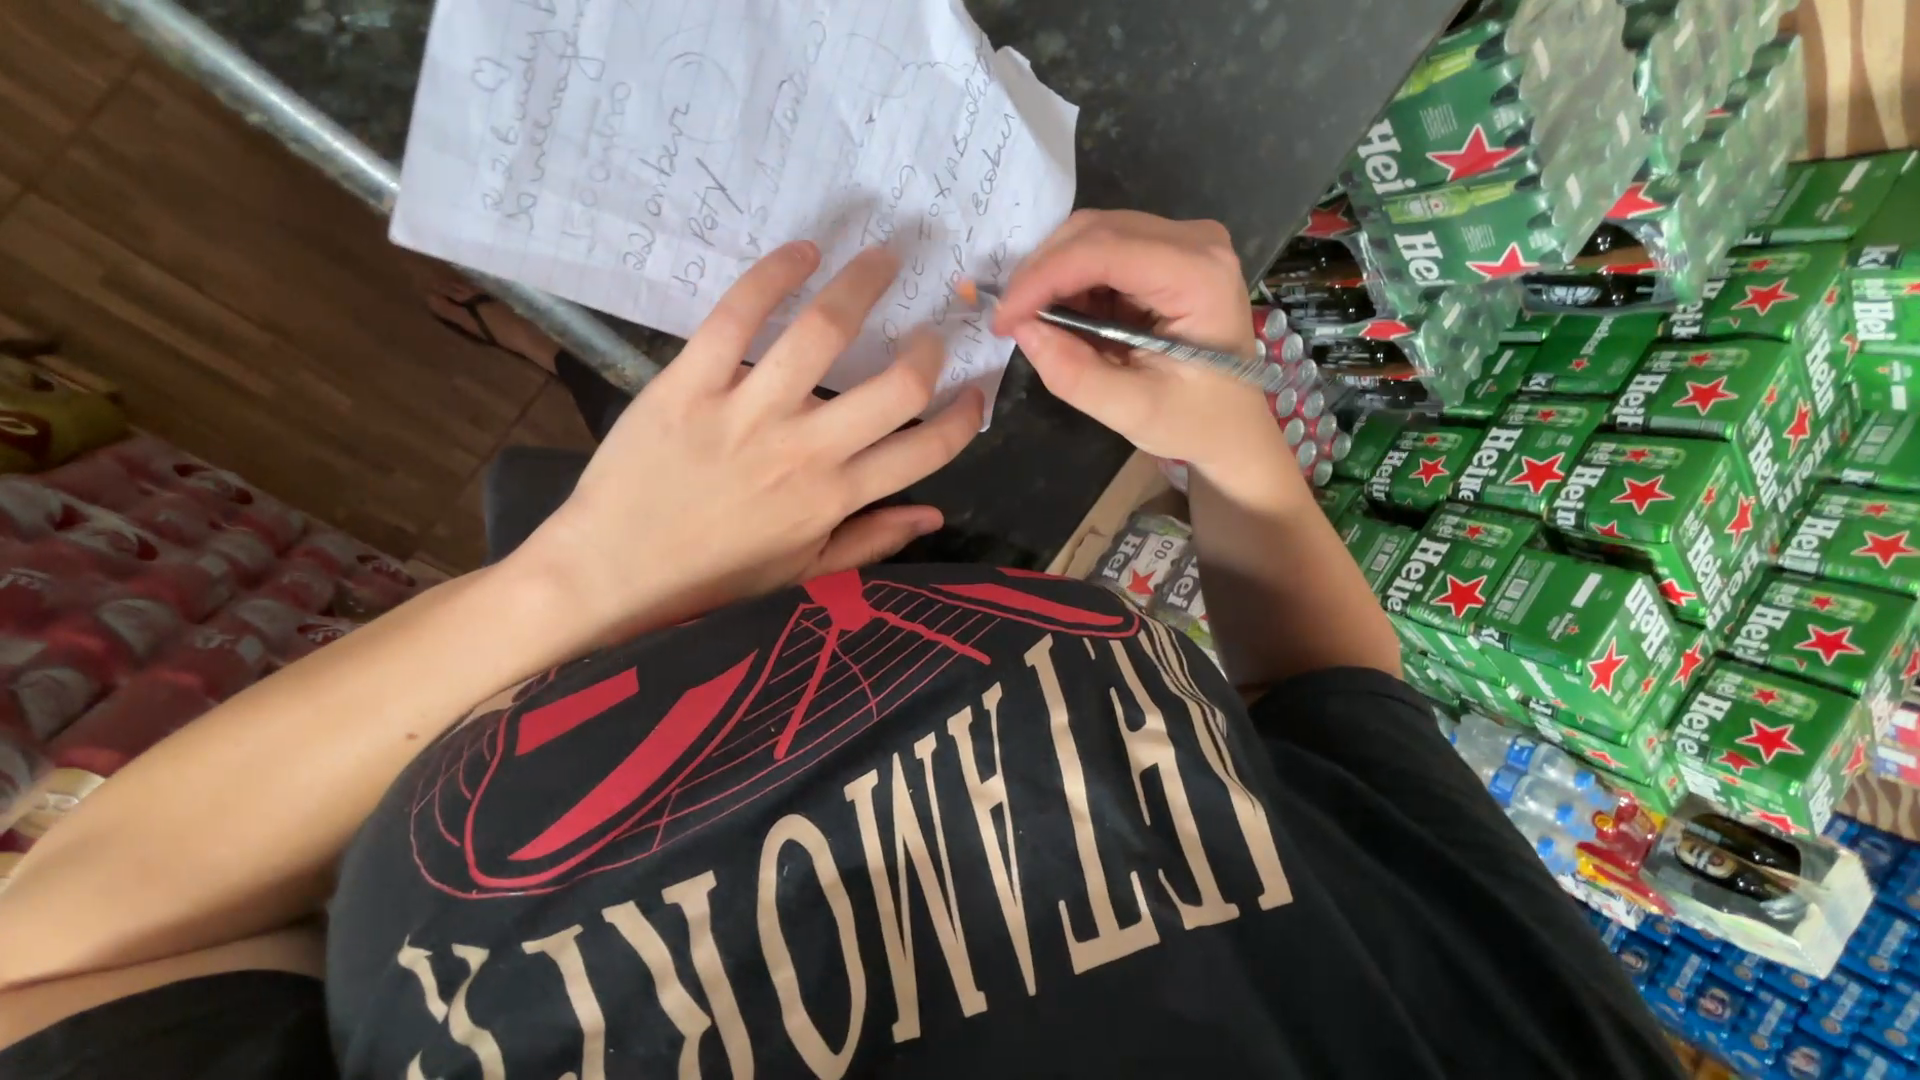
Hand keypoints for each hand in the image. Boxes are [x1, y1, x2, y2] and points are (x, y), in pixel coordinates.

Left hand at [515, 242, 982, 639]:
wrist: (613, 576)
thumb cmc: (713, 581)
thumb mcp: (803, 575)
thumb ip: (870, 542)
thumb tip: (935, 515)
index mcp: (835, 498)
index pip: (925, 449)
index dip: (964, 416)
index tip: (974, 391)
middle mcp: (804, 450)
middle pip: (896, 384)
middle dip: (929, 348)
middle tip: (930, 328)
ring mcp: (746, 412)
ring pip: (823, 333)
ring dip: (864, 286)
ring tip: (883, 258)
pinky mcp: (689, 383)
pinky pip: (738, 317)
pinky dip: (773, 275)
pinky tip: (802, 252)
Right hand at [993, 210, 1281, 472]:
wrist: (1233, 426)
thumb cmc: (1194, 422)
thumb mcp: (1131, 410)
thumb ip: (1074, 373)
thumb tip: (1022, 329)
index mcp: (1199, 275)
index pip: (1104, 250)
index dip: (1042, 278)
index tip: (1003, 319)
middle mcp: (1196, 241)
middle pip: (1095, 230)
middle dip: (1041, 273)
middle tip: (1010, 321)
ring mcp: (1183, 241)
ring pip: (1093, 234)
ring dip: (1054, 276)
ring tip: (1035, 323)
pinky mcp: (1167, 252)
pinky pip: (1103, 249)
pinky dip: (1072, 281)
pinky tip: (1064, 316)